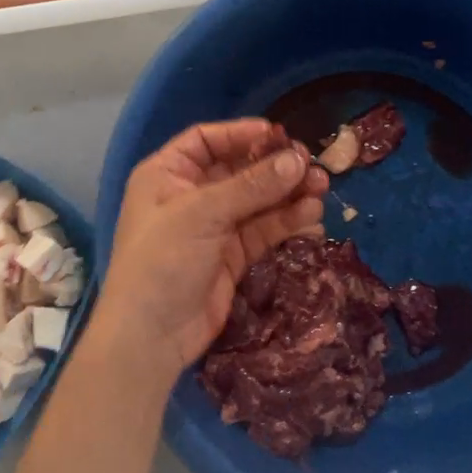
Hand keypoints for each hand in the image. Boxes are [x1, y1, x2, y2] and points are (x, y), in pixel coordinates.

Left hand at [93, 119, 327, 378]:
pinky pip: (262, 230)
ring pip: (256, 201)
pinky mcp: (231, 256)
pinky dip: (286, 221)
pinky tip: (312, 215)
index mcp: (167, 174)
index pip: (207, 141)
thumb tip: (298, 159)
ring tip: (321, 188)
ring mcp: (212, 227)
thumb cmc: (163, 261)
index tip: (279, 134)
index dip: (242, 134)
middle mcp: (189, 195)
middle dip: (274, 167)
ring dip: (287, 194)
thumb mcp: (203, 214)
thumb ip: (253, 185)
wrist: (150, 338)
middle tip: (311, 164)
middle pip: (239, 169)